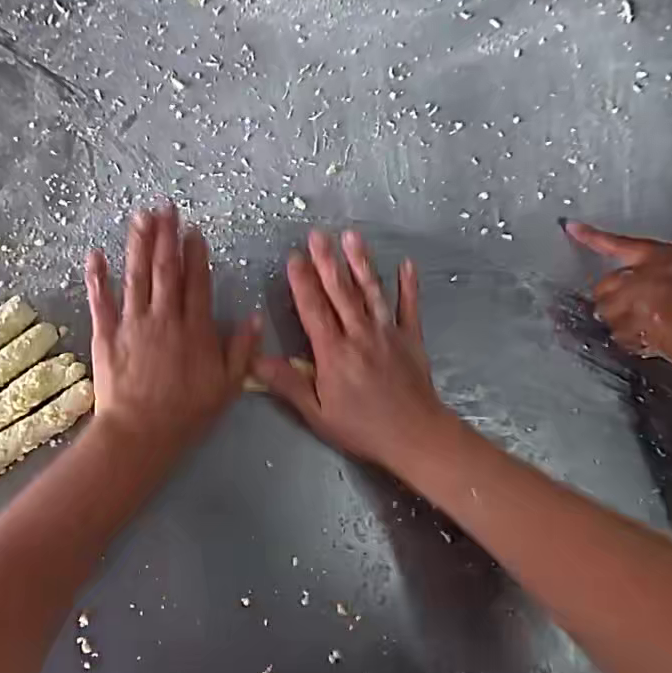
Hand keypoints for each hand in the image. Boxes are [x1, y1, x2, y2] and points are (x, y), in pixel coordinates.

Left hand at [85, 206, 259, 452]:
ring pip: (137, 275)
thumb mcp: (226, 386)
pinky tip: (96, 254)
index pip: (196, 282)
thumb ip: (241, 350)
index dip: (195, 254)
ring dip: (139, 244)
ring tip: (141, 217)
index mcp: (194, 328)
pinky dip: (98, 276)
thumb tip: (251, 317)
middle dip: (166, 236)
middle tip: (166, 208)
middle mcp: (164, 317)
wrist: (140, 433)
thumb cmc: (186, 413)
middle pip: (166, 269)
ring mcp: (132, 322)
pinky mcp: (106, 333)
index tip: (193, 230)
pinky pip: (101, 300)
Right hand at [253, 230, 450, 465]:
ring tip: (352, 236)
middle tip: (318, 234)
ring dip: (360, 263)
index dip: (302, 282)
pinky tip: (406, 264)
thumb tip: (255, 360)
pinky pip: (409, 309)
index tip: (293, 257)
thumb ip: (287, 384)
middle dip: (327, 261)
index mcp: (334, 353)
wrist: (417, 438)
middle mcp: (359, 335)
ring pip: (371, 293)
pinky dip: (408, 286)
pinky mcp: (411, 340)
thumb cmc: (362, 428)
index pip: (313, 310)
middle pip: (340, 293)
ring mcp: (388, 334)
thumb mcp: (317, 413)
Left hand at [565, 220, 671, 381]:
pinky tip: (661, 343)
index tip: (571, 228)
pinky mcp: (643, 323)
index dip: (594, 237)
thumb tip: (643, 289)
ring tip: (661, 332)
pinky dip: (634, 343)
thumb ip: (669, 276)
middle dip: (616, 304)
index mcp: (671, 257)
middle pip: (604, 287)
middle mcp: (652, 273)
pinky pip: (620, 336)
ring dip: (625, 327)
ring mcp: (645, 297)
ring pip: (608, 314)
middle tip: (647, 317)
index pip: (623, 244)